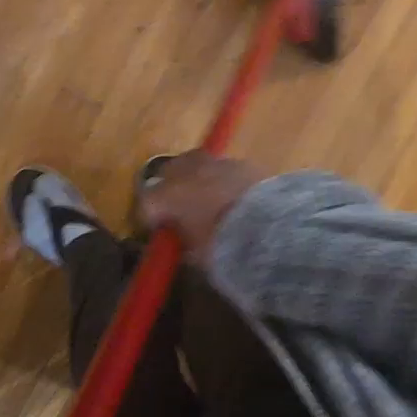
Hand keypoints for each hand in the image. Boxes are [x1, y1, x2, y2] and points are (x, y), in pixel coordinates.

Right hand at [138, 152, 268, 264]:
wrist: (269, 228)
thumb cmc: (224, 246)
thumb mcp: (196, 254)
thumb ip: (183, 242)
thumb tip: (181, 241)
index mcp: (167, 196)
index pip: (147, 203)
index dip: (150, 218)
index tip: (159, 231)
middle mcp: (186, 172)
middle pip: (168, 173)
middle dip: (169, 188)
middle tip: (179, 208)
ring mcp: (215, 162)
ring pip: (196, 164)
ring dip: (196, 178)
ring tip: (207, 199)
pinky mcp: (241, 162)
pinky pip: (223, 168)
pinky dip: (222, 179)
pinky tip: (232, 196)